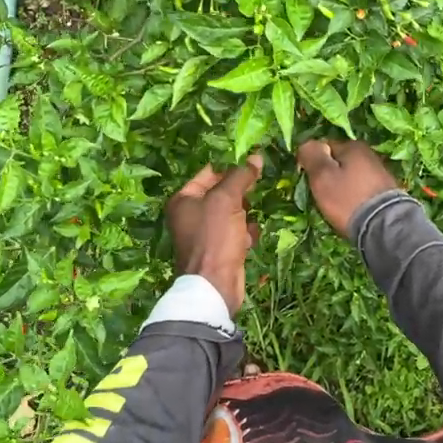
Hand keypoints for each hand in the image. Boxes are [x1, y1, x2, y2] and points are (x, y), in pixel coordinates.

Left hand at [166, 155, 262, 312]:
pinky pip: (237, 232)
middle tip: (259, 184)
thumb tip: (256, 157)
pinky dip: (245, 233)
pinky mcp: (220, 249)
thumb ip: (240, 176)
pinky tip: (250, 237)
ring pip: (232, 213)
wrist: (215, 285)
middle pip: (222, 192)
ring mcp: (206, 233)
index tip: (253, 160)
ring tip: (253, 213)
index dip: (230, 165)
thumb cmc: (214, 237)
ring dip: (245, 213)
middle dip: (241, 192)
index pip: (209, 172)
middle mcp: (191, 214)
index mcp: (184, 199)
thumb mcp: (226, 200)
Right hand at [296, 140, 398, 238]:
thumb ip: (312, 156)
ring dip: (341, 188)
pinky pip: (361, 189)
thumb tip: (307, 143)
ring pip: (350, 176)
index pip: (323, 147)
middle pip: (338, 162)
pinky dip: (354, 197)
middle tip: (322, 195)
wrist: (385, 226)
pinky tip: (352, 209)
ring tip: (337, 206)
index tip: (309, 181)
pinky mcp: (386, 191)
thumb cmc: (348, 199)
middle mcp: (369, 155)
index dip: (312, 162)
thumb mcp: (322, 176)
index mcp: (353, 146)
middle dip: (328, 176)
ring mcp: (380, 173)